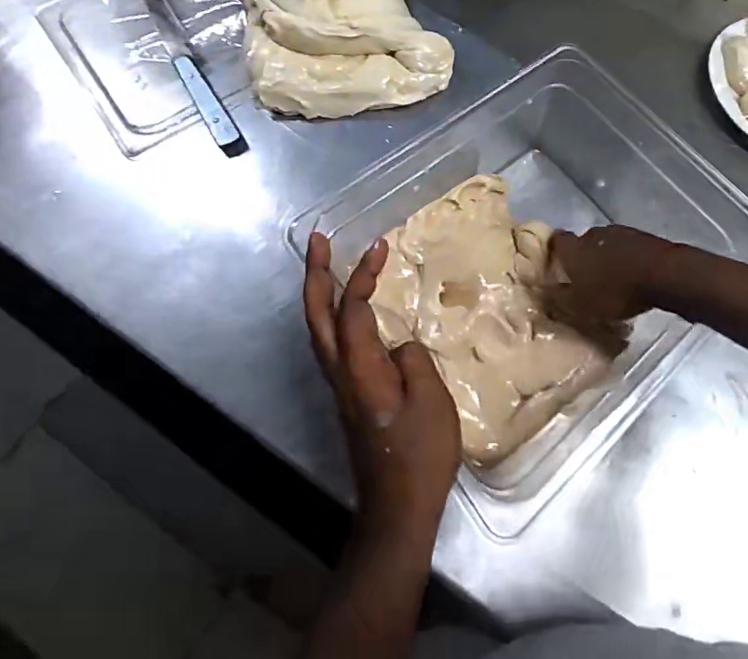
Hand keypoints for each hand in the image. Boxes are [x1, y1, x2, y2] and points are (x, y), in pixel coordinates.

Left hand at [304, 233, 459, 534]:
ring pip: (320, 330)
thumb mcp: (431, 400)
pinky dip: (336, 315)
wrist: (398, 508)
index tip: (380, 247)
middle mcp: (340, 373)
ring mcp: (341, 387)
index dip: (362, 275)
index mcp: (359, 369)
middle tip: (318, 239)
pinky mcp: (350, 397)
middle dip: (315, 274)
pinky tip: (351, 311)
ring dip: (320, 292)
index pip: (351, 309)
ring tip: (328, 264)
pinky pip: (334, 344)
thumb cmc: (419, 453)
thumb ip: (413, 360)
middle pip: (316, 315)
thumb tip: (398, 345)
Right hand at [545, 225, 682, 329]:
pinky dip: (626, 261)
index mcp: (573, 248)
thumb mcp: (581, 306)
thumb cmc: (616, 292)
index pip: (556, 241)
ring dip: (606, 259)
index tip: (556, 265)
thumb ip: (559, 298)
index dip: (554, 251)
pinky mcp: (642, 237)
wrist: (664, 274)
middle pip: (582, 243)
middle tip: (586, 280)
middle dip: (583, 259)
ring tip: (612, 281)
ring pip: (606, 245)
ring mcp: (620, 232)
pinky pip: (627, 250)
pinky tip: (633, 278)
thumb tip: (542, 290)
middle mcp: (592, 234)